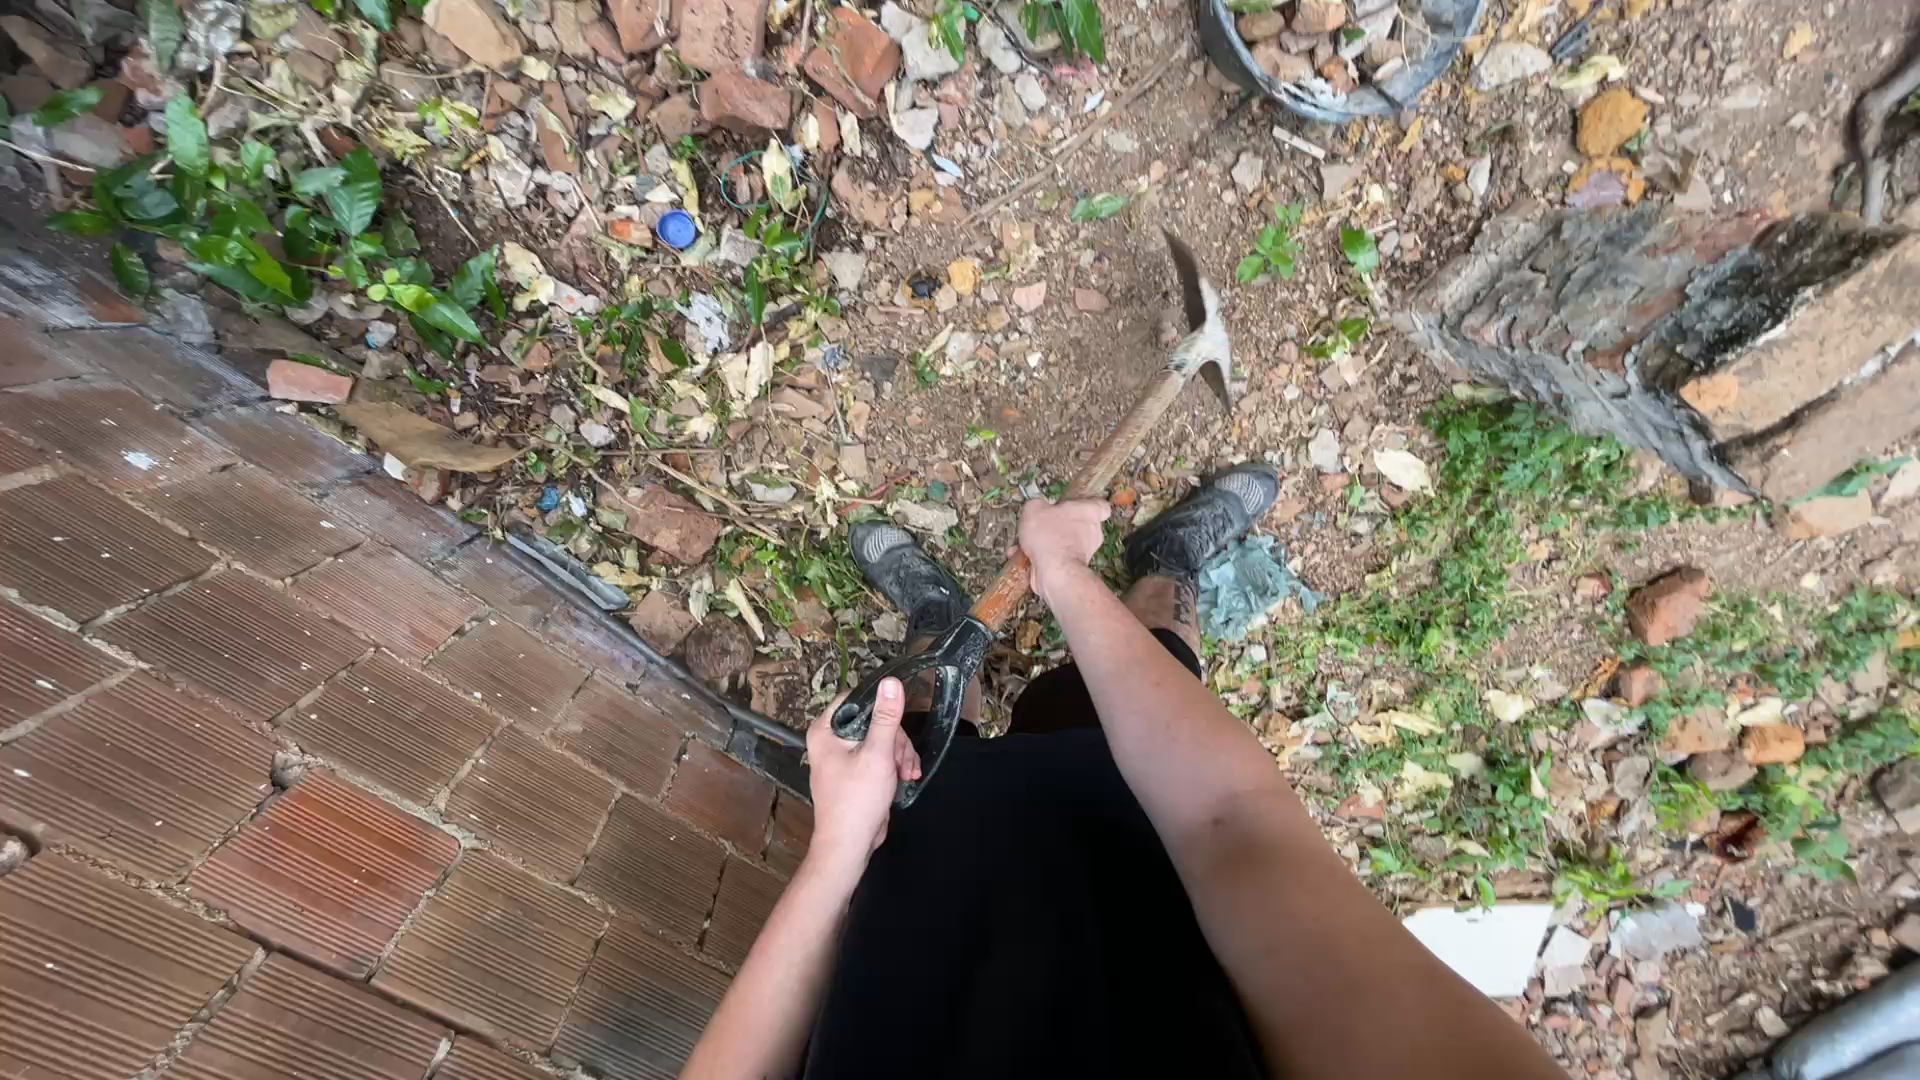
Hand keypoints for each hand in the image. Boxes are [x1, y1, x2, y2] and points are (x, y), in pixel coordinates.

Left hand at [805, 678, 919, 870]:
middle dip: (895, 739)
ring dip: (899, 753)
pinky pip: (880, 754)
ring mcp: (844, 755)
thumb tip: (891, 682)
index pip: (855, 698)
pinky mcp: (856, 770)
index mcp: (826, 730)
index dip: (879, 705)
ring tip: (908, 772)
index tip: (897, 720)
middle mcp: (831, 739)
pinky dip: (894, 764)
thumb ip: (886, 718)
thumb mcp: (877, 754)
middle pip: (873, 719)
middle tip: (902, 760)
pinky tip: (906, 777)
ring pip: (881, 737)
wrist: (849, 846)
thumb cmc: (857, 800)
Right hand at [1017, 498, 1110, 605]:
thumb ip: (1037, 504)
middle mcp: (1092, 532)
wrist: (1054, 571)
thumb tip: (1038, 507)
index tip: (1074, 507)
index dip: (1088, 505)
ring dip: (1047, 543)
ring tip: (1027, 543)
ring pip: (1066, 543)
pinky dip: (1043, 558)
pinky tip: (1025, 557)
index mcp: (1090, 512)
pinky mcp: (1074, 568)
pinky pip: (1058, 558)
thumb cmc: (1049, 535)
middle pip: (1080, 524)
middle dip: (1061, 525)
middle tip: (1043, 525)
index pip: (1101, 506)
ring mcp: (1085, 552)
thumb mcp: (1034, 508)